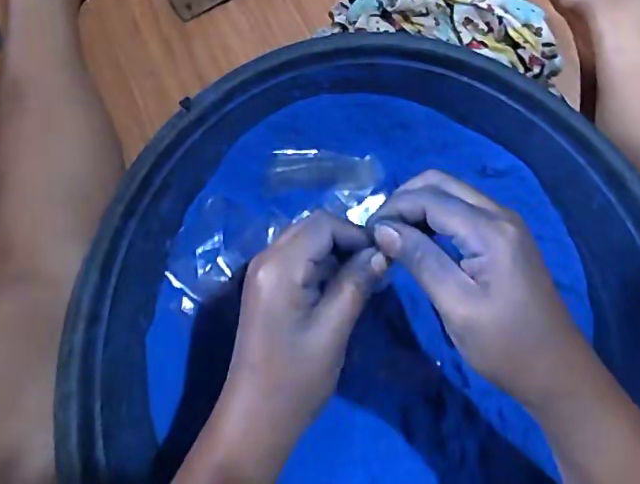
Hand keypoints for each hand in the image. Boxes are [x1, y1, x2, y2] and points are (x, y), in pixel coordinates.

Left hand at [179, 212, 387, 481]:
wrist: (254, 416)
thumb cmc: (295, 378)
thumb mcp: (332, 331)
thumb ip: (355, 285)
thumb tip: (381, 253)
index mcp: (279, 264)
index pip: (323, 224)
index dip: (356, 233)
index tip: (385, 256)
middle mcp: (266, 256)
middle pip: (312, 227)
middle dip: (347, 240)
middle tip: (378, 266)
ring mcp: (263, 270)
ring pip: (305, 240)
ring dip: (335, 252)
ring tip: (366, 278)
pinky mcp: (265, 284)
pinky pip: (297, 258)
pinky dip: (321, 264)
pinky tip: (343, 286)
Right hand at [371, 170, 587, 406]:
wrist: (561, 376)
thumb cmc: (508, 348)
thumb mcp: (457, 307)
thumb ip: (420, 260)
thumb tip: (382, 229)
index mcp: (490, 231)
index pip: (429, 198)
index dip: (394, 209)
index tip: (368, 233)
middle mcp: (500, 214)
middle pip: (439, 182)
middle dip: (403, 198)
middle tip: (380, 229)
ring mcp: (505, 222)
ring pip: (449, 190)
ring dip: (417, 204)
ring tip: (393, 233)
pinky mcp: (505, 234)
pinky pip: (461, 207)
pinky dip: (434, 214)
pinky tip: (419, 238)